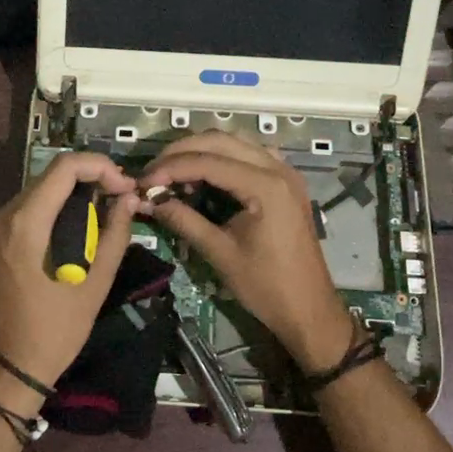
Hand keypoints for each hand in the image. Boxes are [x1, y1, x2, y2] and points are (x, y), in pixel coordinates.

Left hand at [0, 153, 139, 413]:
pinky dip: (57, 207)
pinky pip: (30, 207)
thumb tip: (129, 199)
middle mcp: (3, 215)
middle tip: (122, 198)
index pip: (65, 167)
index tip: (125, 187)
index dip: (101, 167)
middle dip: (91, 179)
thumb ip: (114, 234)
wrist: (11, 367)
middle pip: (52, 175)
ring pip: (41, 188)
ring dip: (75, 193)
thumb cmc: (56, 329)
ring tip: (107, 211)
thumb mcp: (95, 283)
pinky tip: (80, 225)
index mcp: (25, 223)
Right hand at [141, 131, 355, 371]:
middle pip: (220, 141)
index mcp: (265, 186)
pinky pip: (249, 154)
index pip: (207, 161)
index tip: (143, 181)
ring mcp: (285, 172)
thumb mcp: (219, 253)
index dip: (171, 168)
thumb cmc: (266, 286)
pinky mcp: (285, 181)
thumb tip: (147, 200)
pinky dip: (223, 157)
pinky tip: (204, 174)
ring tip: (172, 172)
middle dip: (182, 152)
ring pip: (235, 142)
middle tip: (153, 172)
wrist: (309, 309)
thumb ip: (183, 219)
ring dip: (201, 150)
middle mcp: (278, 168)